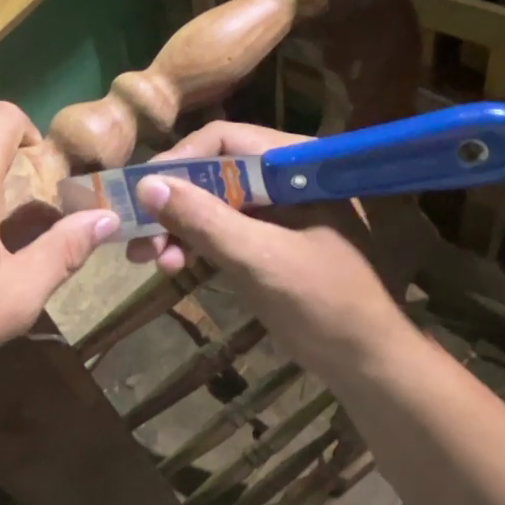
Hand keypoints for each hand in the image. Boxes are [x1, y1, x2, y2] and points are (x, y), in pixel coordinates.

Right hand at [124, 121, 408, 362]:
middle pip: (210, 170)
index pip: (224, 140)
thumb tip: (146, 185)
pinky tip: (172, 265)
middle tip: (136, 235)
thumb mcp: (260, 260)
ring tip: (147, 259)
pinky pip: (218, 227)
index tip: (142, 192)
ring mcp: (274, 208)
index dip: (178, 162)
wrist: (368, 364)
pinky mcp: (265, 238)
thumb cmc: (325, 305)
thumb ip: (205, 220)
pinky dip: (191, 243)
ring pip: (208, 200)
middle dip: (171, 201)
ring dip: (175, 226)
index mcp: (296, 165)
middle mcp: (283, 176)